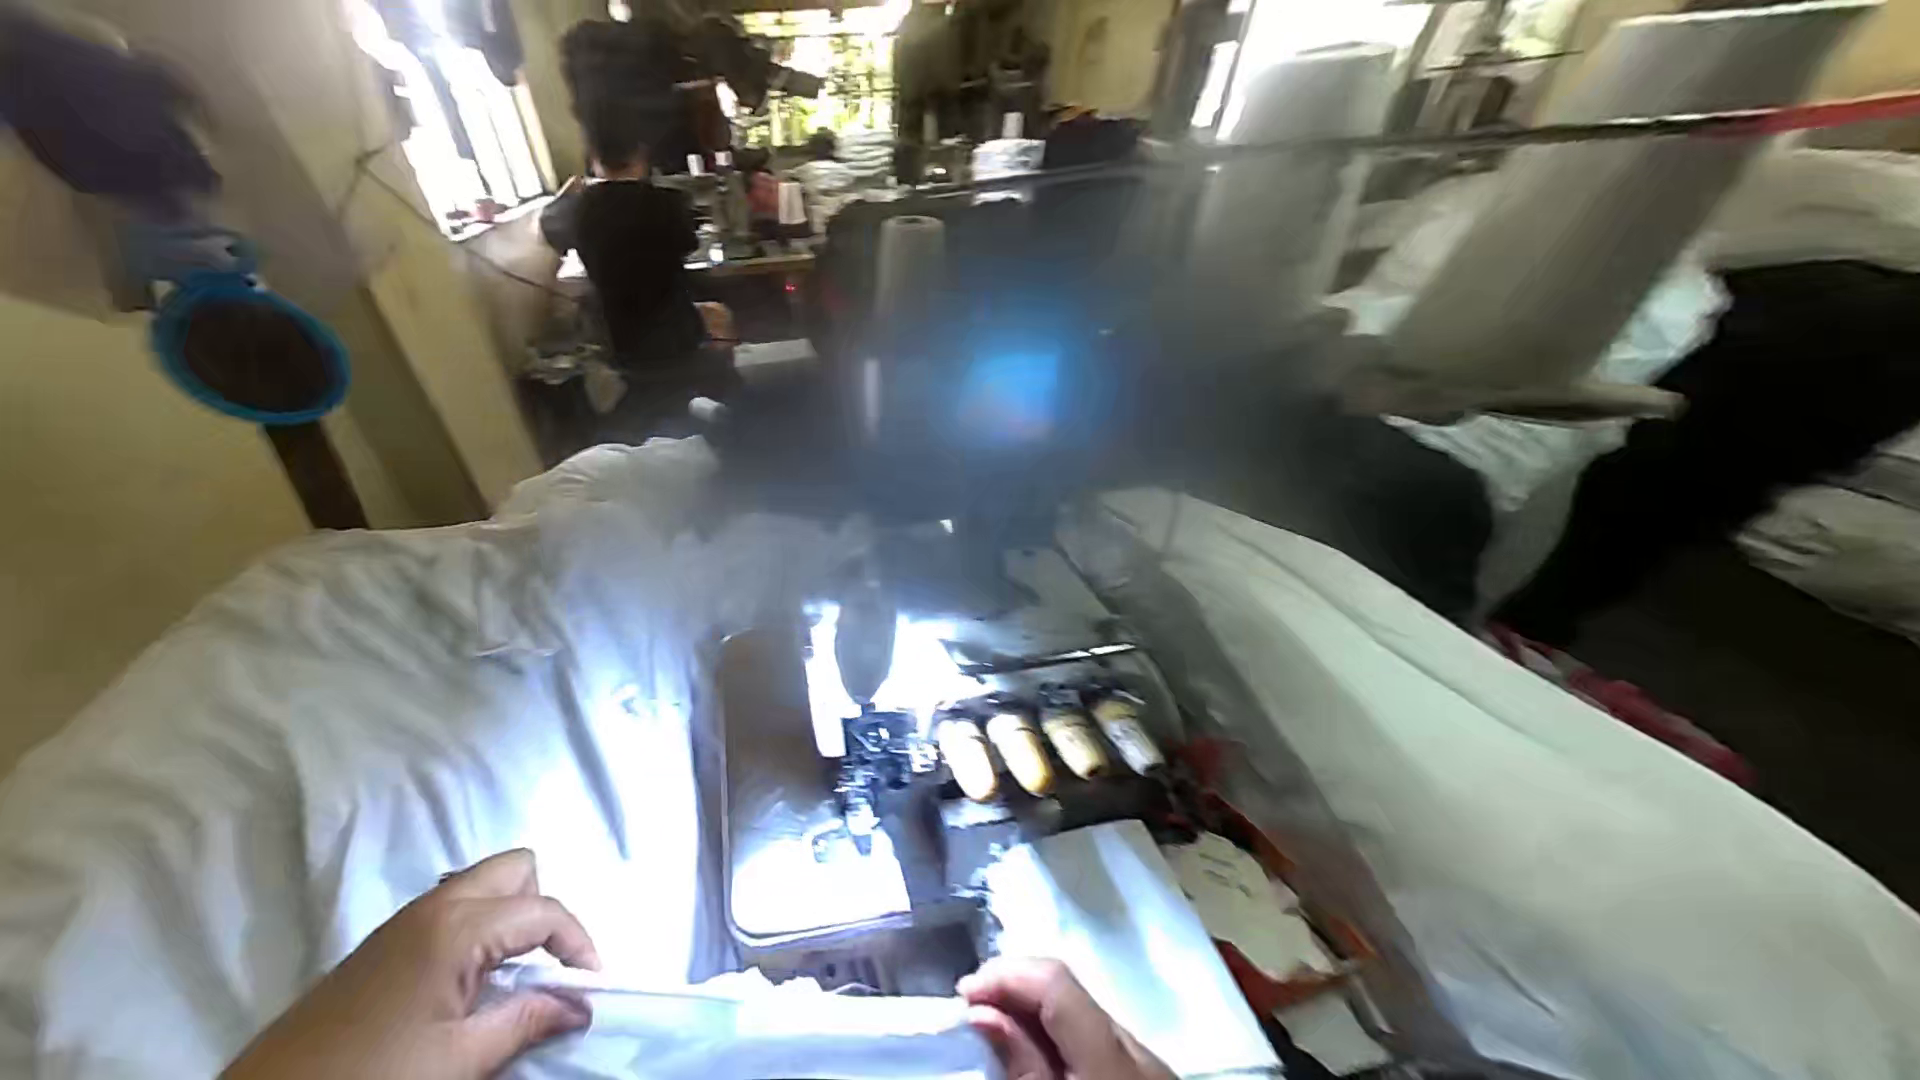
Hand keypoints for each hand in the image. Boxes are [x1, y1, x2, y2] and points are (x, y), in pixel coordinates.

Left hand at [223, 850, 600, 1079]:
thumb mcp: (458, 1062)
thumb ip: (527, 1021)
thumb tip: (581, 1005)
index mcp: (459, 926)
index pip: (545, 911)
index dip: (577, 944)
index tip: (588, 985)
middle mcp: (436, 905)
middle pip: (517, 868)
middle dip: (541, 908)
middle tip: (539, 964)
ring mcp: (404, 920)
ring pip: (485, 882)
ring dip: (509, 914)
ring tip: (506, 973)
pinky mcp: (382, 942)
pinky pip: (453, 905)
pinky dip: (477, 925)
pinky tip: (466, 980)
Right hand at [958, 957, 1176, 1079]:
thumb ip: (1021, 1071)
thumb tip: (982, 1013)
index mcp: (1113, 1065)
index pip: (1056, 984)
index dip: (1006, 975)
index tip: (964, 995)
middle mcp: (1137, 1049)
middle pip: (1066, 987)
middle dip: (1013, 987)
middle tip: (970, 1009)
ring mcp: (1149, 1062)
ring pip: (1079, 1006)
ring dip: (1031, 1007)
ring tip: (991, 1025)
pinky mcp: (1149, 1074)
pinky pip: (1093, 1031)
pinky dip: (1055, 1030)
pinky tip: (1032, 1050)